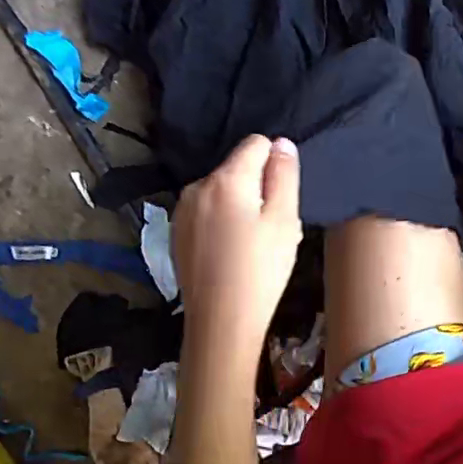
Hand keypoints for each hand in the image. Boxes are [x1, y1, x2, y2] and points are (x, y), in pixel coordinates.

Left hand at [174, 135, 301, 363]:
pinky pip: (208, 213)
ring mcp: (183, 210)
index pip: (257, 144)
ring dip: (242, 208)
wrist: (220, 320)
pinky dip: (224, 224)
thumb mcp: (285, 222)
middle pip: (239, 170)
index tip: (284, 201)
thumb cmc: (261, 271)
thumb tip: (281, 143)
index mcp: (227, 179)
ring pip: (223, 193)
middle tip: (274, 231)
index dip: (277, 166)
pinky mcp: (177, 233)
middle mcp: (198, 186)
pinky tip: (233, 255)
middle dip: (260, 190)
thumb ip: (284, 176)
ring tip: (255, 247)